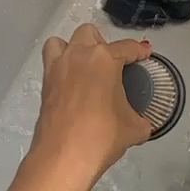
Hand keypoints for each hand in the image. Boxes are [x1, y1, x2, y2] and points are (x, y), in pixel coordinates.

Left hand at [27, 23, 153, 190]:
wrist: (64, 156)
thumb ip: (141, 121)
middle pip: (89, 33)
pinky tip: (72, 85)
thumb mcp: (133, 128)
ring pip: (62, 42)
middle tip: (111, 63)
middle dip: (102, 43)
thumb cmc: (102, 136)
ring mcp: (57, 67)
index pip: (127, 47)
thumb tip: (145, 126)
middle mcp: (78, 55)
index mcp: (104, 59)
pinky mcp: (45, 84)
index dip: (139, 51)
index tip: (144, 54)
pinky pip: (52, 63)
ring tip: (85, 67)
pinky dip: (61, 67)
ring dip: (74, 48)